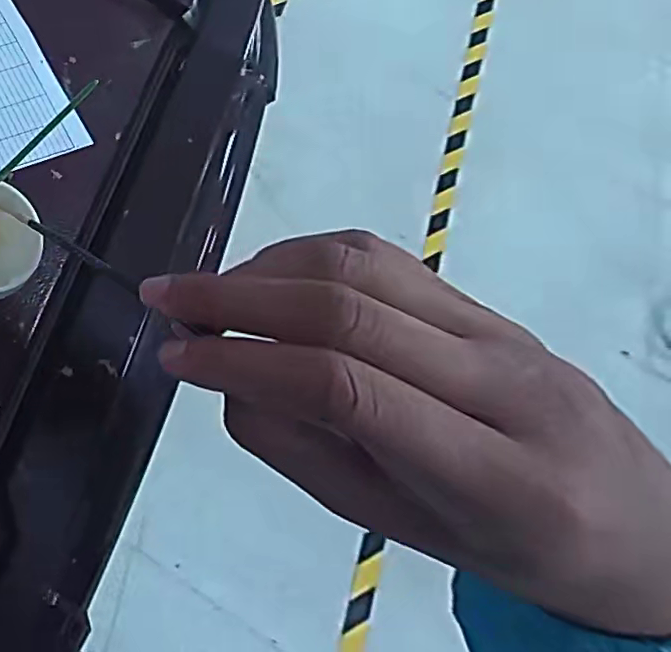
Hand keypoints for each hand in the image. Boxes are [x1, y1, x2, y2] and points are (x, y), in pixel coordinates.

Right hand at [141, 230, 670, 636]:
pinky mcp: (477, 298)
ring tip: (207, 294)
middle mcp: (513, 390)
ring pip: (352, 265)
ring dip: (255, 270)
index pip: (345, 390)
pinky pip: (369, 251)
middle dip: (229, 296)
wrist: (630, 524)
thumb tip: (214, 363)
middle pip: (343, 310)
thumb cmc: (480, 533)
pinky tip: (261, 279)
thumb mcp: (374, 515)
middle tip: (160, 296)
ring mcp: (502, 332)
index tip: (175, 356)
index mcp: (497, 478)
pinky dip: (291, 255)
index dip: (241, 363)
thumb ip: (281, 437)